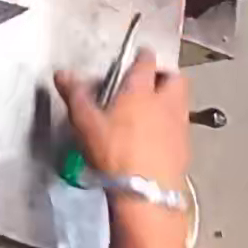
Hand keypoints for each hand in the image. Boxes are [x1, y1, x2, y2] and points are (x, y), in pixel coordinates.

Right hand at [54, 49, 189, 199]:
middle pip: (175, 78)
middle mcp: (165, 102)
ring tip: (155, 106)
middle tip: (152, 80)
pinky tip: (159, 135)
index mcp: (140, 90)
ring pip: (182, 101)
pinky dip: (172, 123)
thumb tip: (62, 73)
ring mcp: (179, 124)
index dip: (143, 57)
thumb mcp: (86, 123)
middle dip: (165, 75)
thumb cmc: (114, 152)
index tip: (141, 54)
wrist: (146, 193)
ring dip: (171, 98)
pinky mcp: (185, 147)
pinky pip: (182, 125)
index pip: (146, 64)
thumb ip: (75, 95)